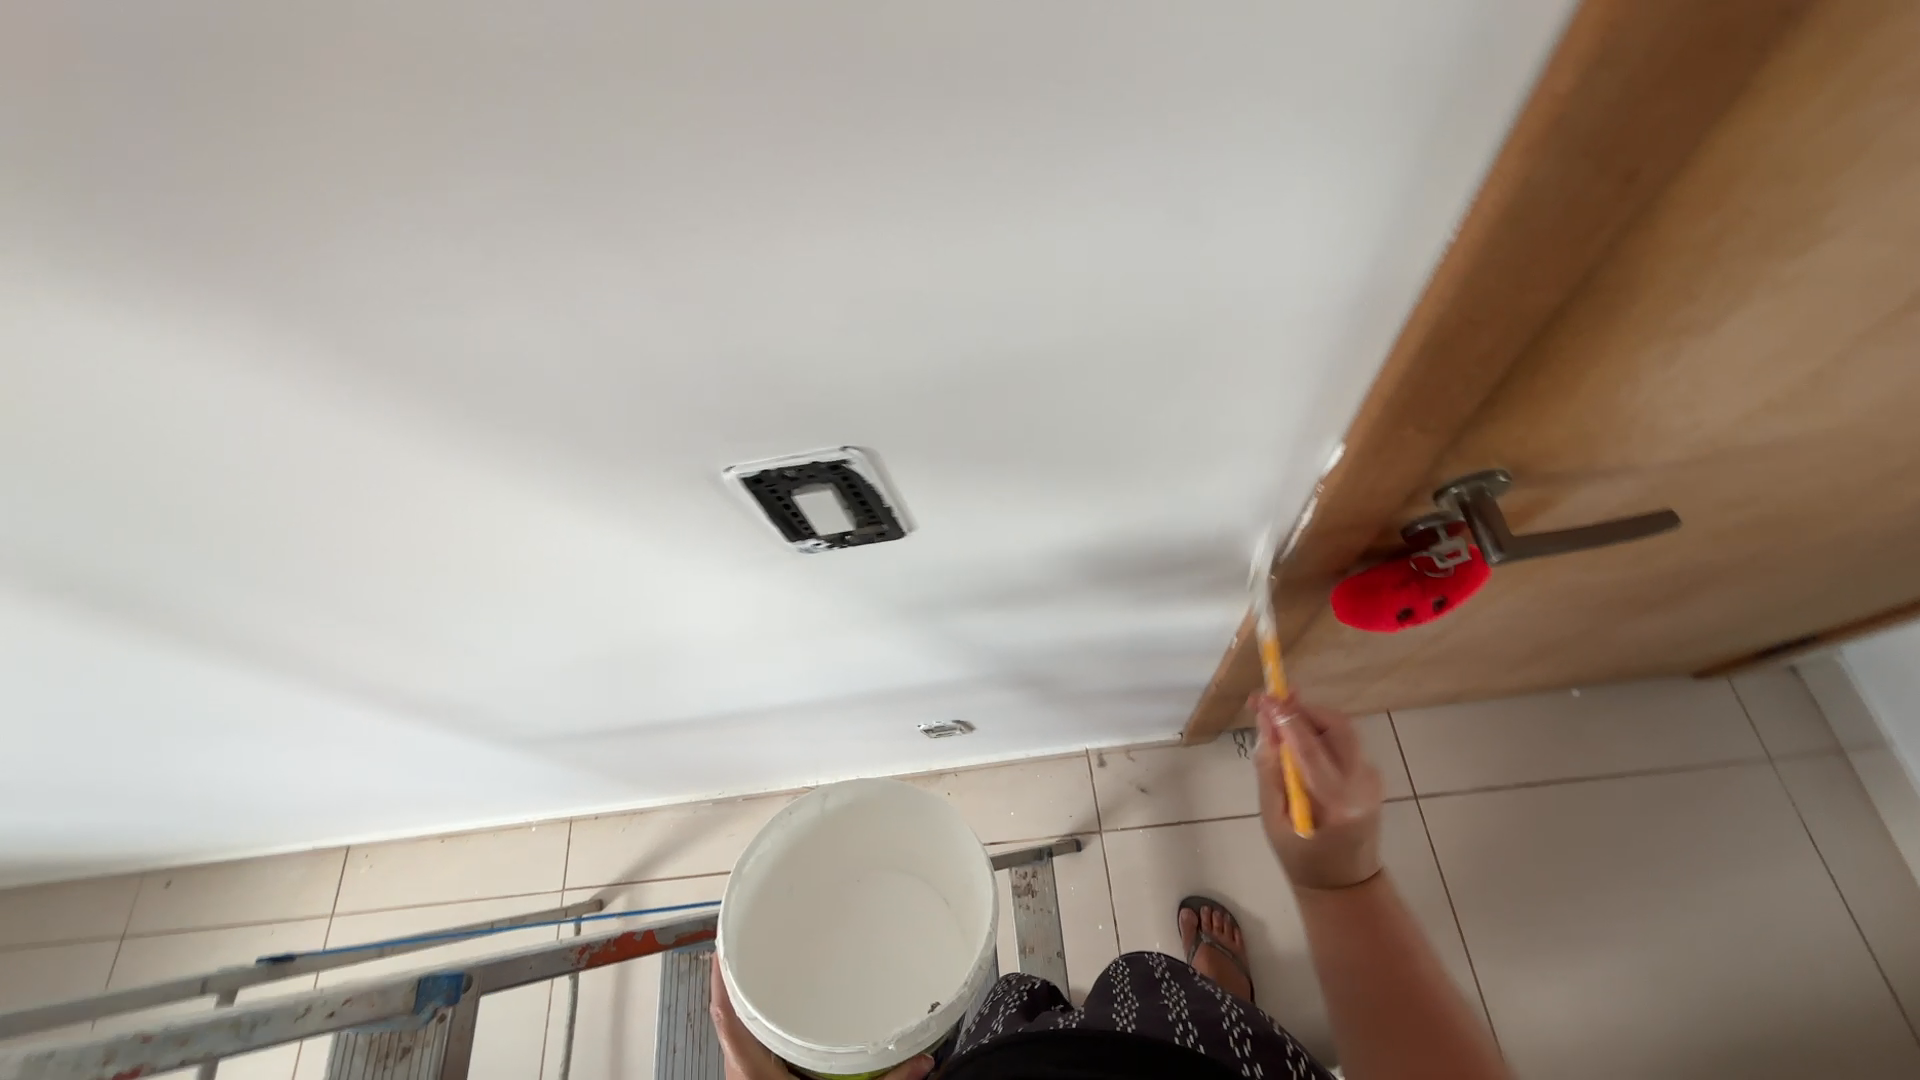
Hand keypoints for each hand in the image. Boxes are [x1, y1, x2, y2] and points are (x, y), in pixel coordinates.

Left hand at [709, 955, 932, 1079]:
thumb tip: (925, 1060)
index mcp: (751, 1072)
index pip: (726, 1016)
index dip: (721, 979)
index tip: (724, 943)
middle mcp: (740, 1072)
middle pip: (731, 1017)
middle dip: (741, 979)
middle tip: (758, 942)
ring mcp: (743, 1078)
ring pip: (739, 1032)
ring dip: (748, 1001)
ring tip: (766, 965)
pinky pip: (749, 1044)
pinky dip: (758, 1022)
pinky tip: (777, 1010)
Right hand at [1251, 693, 1383, 890]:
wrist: (1346, 886)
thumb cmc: (1301, 858)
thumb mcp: (1274, 819)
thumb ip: (1270, 772)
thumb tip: (1265, 727)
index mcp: (1336, 802)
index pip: (1309, 748)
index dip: (1284, 718)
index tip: (1263, 698)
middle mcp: (1362, 786)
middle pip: (1338, 727)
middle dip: (1303, 709)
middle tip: (1273, 702)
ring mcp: (1372, 780)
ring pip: (1343, 731)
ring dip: (1311, 718)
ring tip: (1280, 719)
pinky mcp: (1372, 777)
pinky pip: (1344, 743)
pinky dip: (1319, 733)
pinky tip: (1297, 742)